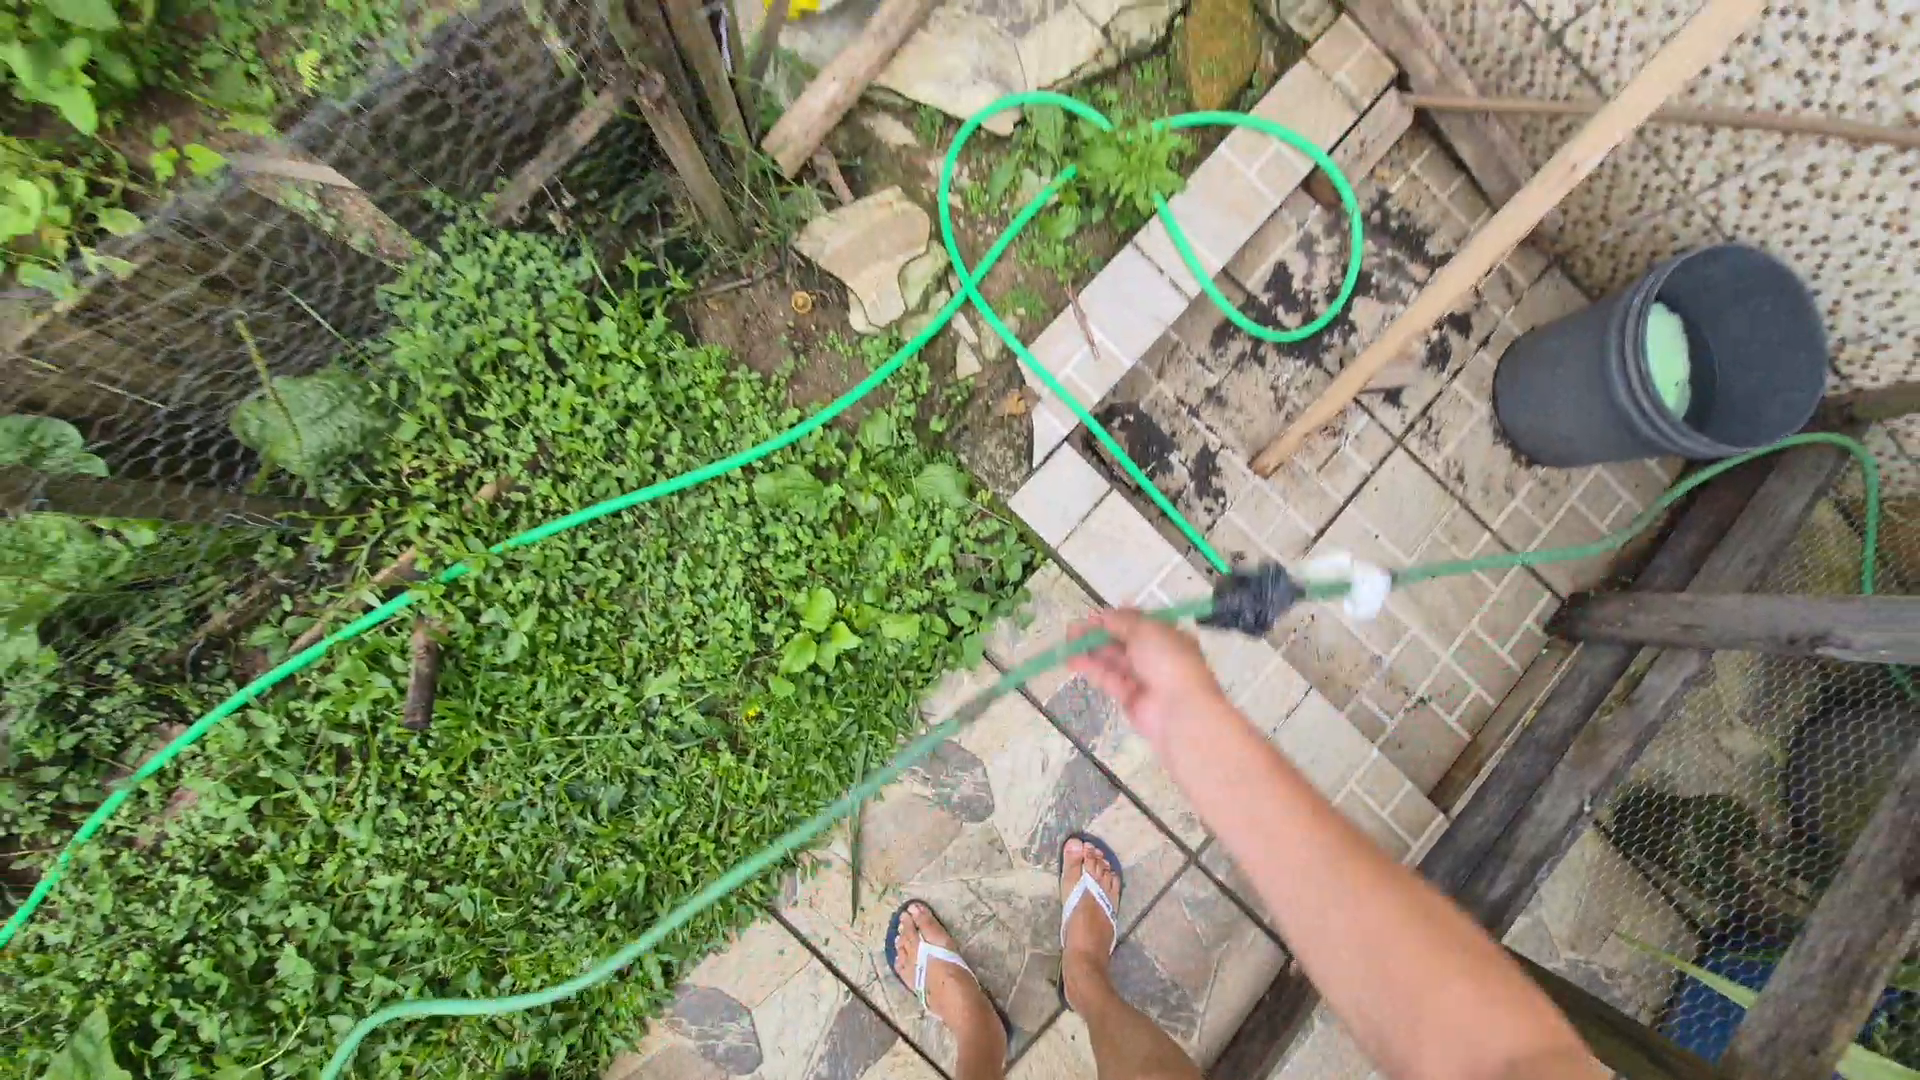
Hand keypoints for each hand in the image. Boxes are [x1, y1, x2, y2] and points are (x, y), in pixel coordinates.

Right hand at [1066, 609, 1232, 750]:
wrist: (1178, 709)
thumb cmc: (1167, 660)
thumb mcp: (1146, 630)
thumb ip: (1122, 621)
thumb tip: (1104, 615)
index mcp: (1166, 635)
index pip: (1138, 623)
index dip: (1115, 618)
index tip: (1094, 617)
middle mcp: (1155, 654)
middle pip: (1122, 641)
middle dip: (1098, 633)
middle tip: (1072, 630)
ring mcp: (1142, 676)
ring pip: (1112, 659)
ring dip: (1091, 650)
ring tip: (1067, 644)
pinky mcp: (1128, 696)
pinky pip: (1108, 678)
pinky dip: (1091, 668)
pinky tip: (1073, 661)